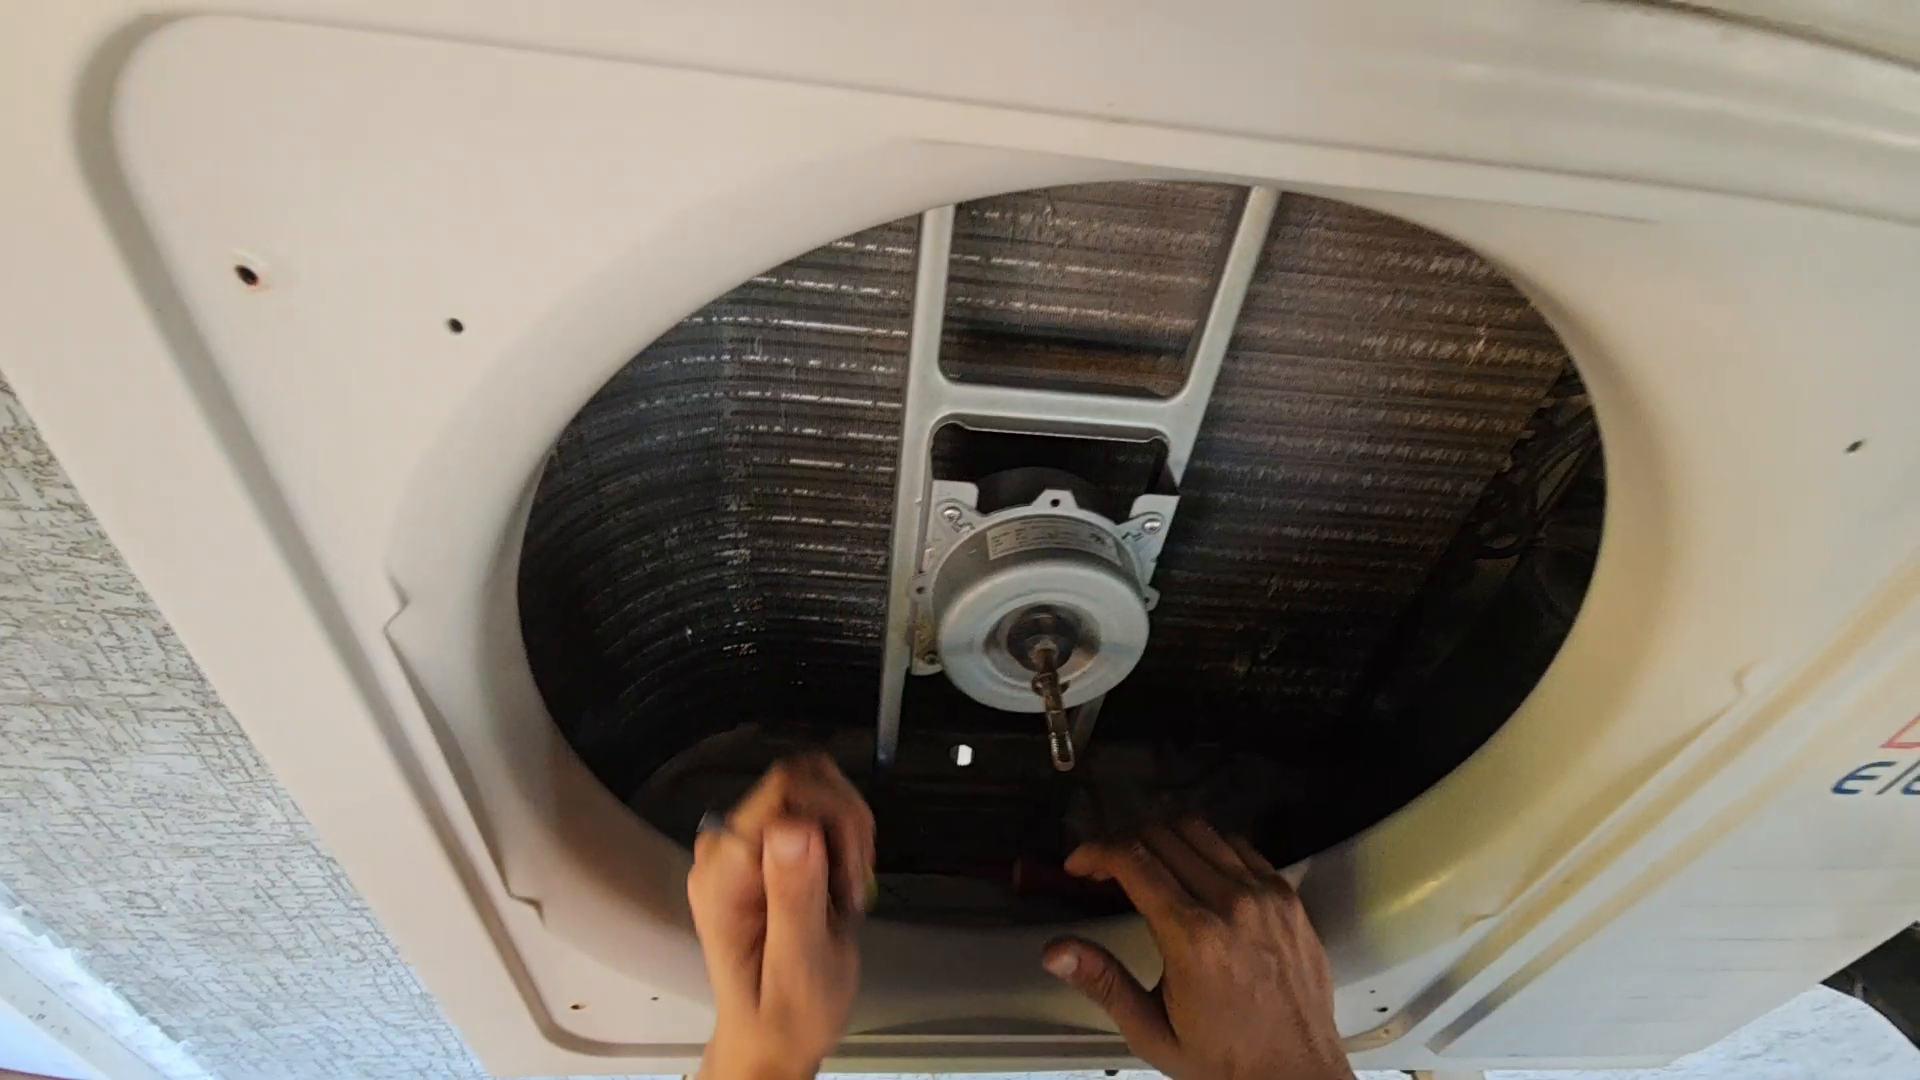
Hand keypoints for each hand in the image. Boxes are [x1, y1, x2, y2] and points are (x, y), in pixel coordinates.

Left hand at [689, 754, 874, 1079]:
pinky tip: (842, 878)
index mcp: (724, 871)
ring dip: (849, 830)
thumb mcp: (797, 968)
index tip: (848, 870)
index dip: (832, 814)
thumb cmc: (785, 1018)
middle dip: (845, 823)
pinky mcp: (771, 840)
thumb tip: (794, 825)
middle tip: (852, 883)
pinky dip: (846, 833)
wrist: (774, 1037)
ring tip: (847, 887)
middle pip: (804, 781)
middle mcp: (729, 845)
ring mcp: (749, 839)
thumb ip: (793, 896)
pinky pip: (820, 804)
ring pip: (818, 786)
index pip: (784, 789)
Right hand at [1042, 820, 1351, 1079]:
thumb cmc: (1223, 1060)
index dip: (1095, 850)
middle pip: (1159, 834)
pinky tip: (1193, 868)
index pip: (1132, 859)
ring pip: (1197, 828)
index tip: (1078, 865)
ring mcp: (1263, 893)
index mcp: (1192, 936)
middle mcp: (1229, 903)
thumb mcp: (1152, 1032)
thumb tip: (1054, 951)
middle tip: (1105, 866)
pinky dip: (1204, 844)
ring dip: (1160, 835)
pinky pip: (1235, 844)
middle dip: (1121, 840)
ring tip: (1145, 861)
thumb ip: (1102, 982)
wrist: (1300, 1078)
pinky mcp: (1286, 893)